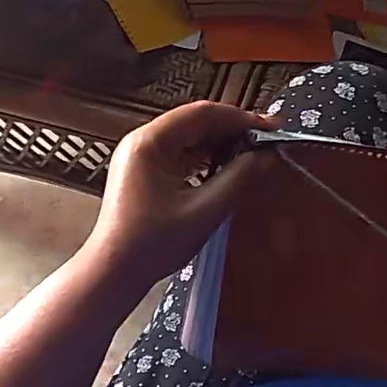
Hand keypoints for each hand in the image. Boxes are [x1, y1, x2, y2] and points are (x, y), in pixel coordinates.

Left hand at [84, 101, 277, 282]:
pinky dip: (208, 159)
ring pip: (191, 138)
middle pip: (196, 122)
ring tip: (254, 157)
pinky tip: (228, 171)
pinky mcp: (146, 172)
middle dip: (234, 131)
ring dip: (222, 145)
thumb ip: (239, 178)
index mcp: (150, 142)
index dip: (242, 118)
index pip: (203, 114)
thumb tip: (267, 156)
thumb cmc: (153, 244)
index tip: (273, 129)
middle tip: (268, 143)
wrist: (114, 272)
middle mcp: (143, 141)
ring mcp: (142, 156)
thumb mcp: (204, 211)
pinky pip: (183, 154)